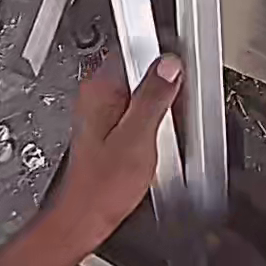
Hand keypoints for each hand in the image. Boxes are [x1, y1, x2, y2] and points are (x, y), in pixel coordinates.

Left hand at [44, 54, 184, 249]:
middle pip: (142, 68)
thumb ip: (154, 98)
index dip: (162, 58)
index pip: (135, 49)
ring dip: (161, 107)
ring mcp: (103, 108)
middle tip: (170, 116)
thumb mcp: (137, 139)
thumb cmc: (102, 186)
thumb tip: (169, 65)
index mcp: (100, 89)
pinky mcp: (110, 123)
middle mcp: (97, 93)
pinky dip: (153, 121)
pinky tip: (154, 142)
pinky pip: (140, 108)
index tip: (178, 72)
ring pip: (144, 90)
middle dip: (164, 88)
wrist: (86, 216)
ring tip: (161, 135)